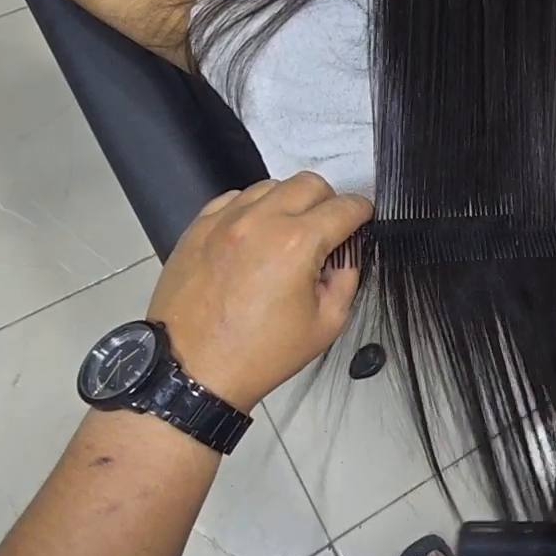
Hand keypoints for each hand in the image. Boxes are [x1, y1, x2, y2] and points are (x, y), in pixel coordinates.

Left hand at [147, 173, 371, 410]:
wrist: (192, 371)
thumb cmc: (260, 354)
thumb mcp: (327, 323)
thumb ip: (347, 276)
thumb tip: (347, 250)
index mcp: (297, 244)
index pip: (346, 207)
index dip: (363, 213)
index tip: (362, 222)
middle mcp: (261, 221)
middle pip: (311, 183)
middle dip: (329, 202)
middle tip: (327, 231)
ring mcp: (225, 219)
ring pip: (273, 185)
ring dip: (290, 203)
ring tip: (288, 235)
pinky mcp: (199, 226)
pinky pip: (236, 198)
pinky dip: (254, 209)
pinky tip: (255, 237)